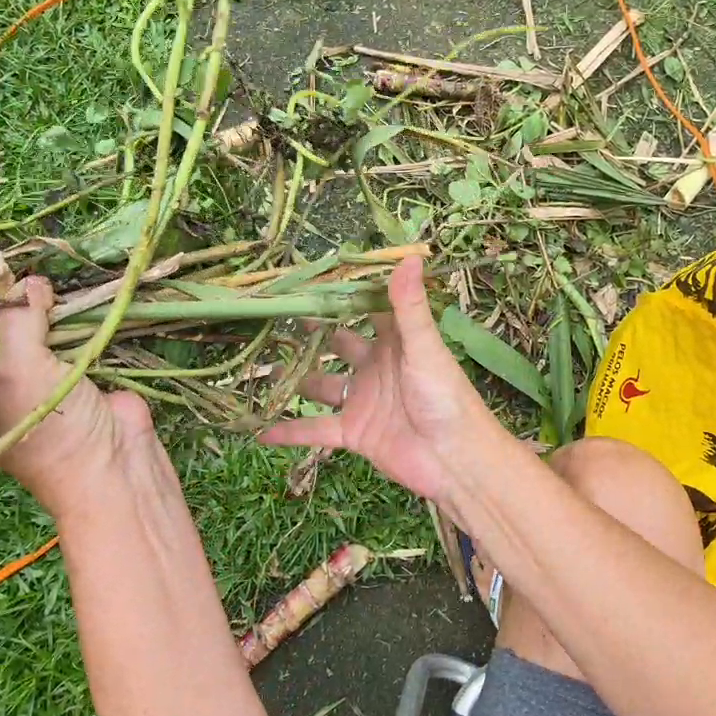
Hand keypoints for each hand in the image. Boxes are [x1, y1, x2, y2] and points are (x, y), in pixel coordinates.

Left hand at [0, 275, 153, 518]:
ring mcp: (36, 376)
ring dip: (39, 305)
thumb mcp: (15, 370)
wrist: (117, 465)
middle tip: (11, 271)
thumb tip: (29, 281)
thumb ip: (13, 319)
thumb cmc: (51, 431)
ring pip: (30, 327)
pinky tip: (67, 297)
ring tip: (43, 282)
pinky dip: (70, 316)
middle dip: (2, 300)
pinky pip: (65, 333)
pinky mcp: (75, 370)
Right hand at [260, 257, 494, 499]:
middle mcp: (375, 367)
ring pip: (321, 385)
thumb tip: (410, 256)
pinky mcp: (353, 433)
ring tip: (264, 366)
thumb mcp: (424, 347)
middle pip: (338, 344)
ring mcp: (362, 400)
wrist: (454, 459)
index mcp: (395, 342)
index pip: (367, 309)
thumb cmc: (446, 396)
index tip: (312, 277)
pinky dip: (291, 431)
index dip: (344, 294)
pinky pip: (316, 430)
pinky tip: (261, 430)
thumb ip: (410, 306)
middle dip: (312, 333)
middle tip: (277, 317)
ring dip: (296, 379)